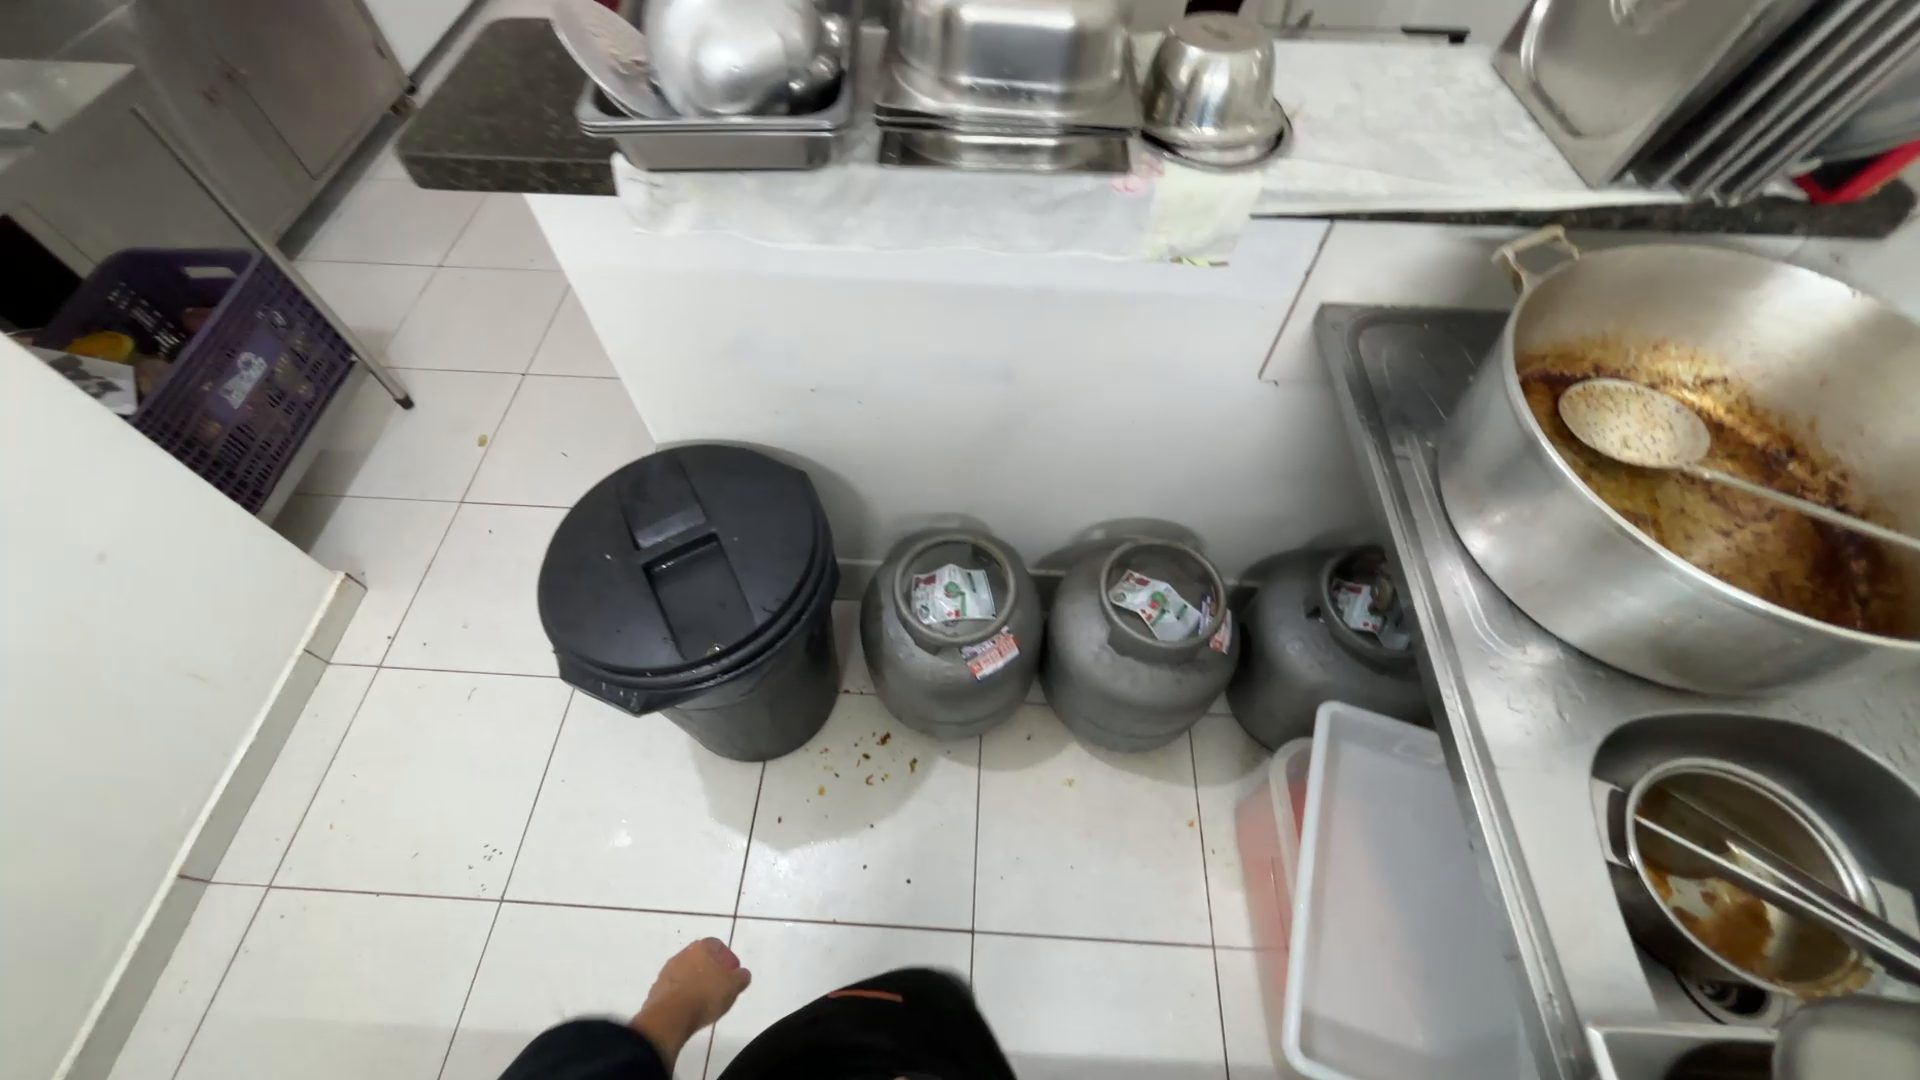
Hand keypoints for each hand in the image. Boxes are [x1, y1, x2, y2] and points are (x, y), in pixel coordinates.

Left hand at [630, 938, 751, 1066]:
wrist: (669, 1018)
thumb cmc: (705, 995)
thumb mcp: (733, 986)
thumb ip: (741, 977)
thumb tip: (742, 974)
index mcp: (701, 947)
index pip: (717, 945)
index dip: (727, 959)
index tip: (733, 974)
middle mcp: (682, 954)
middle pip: (700, 958)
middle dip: (710, 970)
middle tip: (719, 987)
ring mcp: (666, 972)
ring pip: (685, 973)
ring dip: (694, 983)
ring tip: (704, 1001)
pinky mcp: (655, 991)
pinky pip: (674, 989)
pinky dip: (682, 996)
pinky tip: (688, 1010)